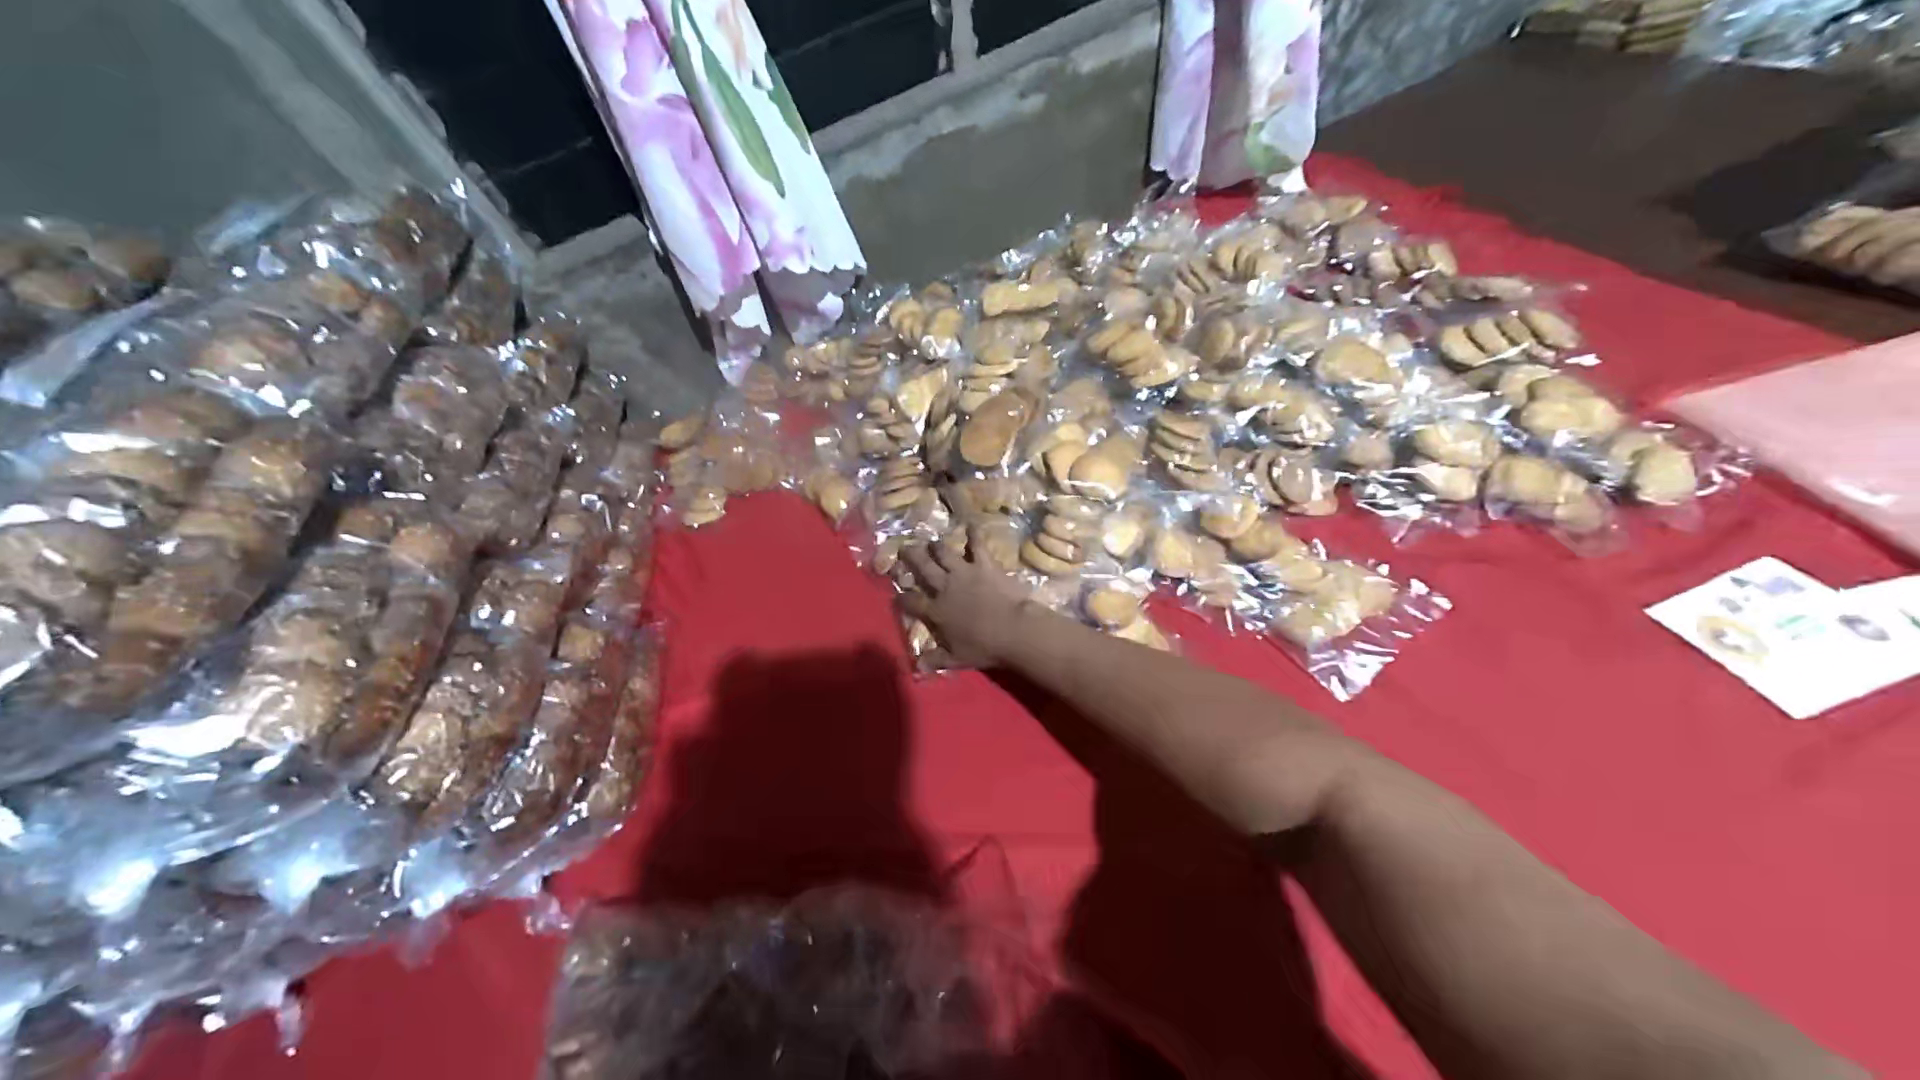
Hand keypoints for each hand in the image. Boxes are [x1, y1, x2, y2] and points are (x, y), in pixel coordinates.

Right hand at [897, 541, 1032, 668]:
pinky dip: (974, 534)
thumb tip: (917, 667)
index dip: (902, 597)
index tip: (896, 594)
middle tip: (904, 548)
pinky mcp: (984, 564)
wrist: (1013, 629)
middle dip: (911, 557)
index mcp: (935, 611)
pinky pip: (977, 545)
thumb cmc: (984, 647)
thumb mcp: (956, 659)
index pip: (911, 601)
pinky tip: (971, 524)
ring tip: (931, 542)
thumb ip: (935, 660)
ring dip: (936, 546)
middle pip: (923, 568)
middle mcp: (944, 587)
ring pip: (944, 553)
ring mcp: (964, 572)